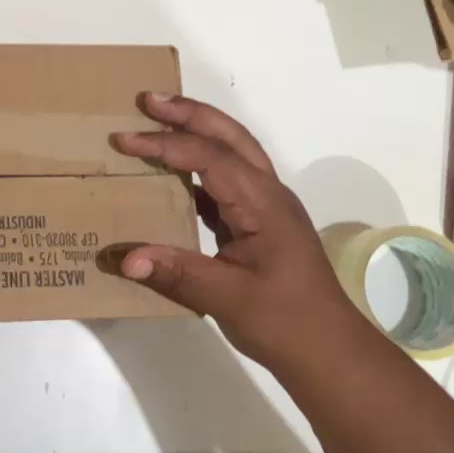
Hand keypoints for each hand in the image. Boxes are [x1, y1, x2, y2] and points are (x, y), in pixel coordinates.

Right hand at [110, 93, 369, 373]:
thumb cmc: (286, 322)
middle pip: (230, 137)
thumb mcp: (228, 299)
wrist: (330, 352)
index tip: (123, 141)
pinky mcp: (257, 223)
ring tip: (158, 119)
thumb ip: (176, 273)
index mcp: (263, 204)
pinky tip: (171, 172)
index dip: (166, 146)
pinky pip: (226, 178)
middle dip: (189, 114)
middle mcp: (267, 194)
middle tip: (147, 100)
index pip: (211, 158)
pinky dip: (197, 164)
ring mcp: (265, 207)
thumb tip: (124, 258)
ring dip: (196, 131)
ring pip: (232, 152)